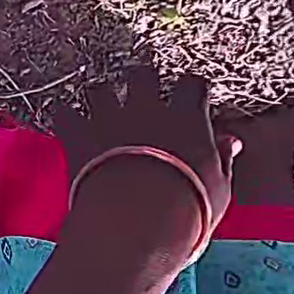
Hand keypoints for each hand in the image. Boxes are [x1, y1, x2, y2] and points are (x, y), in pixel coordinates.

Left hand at [52, 67, 239, 257]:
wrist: (138, 217)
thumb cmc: (187, 208)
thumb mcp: (218, 187)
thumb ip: (221, 159)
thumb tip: (230, 142)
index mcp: (185, 119)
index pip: (191, 86)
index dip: (189, 86)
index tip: (188, 91)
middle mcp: (145, 110)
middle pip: (141, 75)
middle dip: (140, 77)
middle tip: (139, 84)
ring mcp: (108, 120)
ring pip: (99, 89)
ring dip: (98, 93)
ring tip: (99, 98)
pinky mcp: (79, 134)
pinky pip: (64, 113)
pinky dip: (64, 114)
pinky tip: (65, 116)